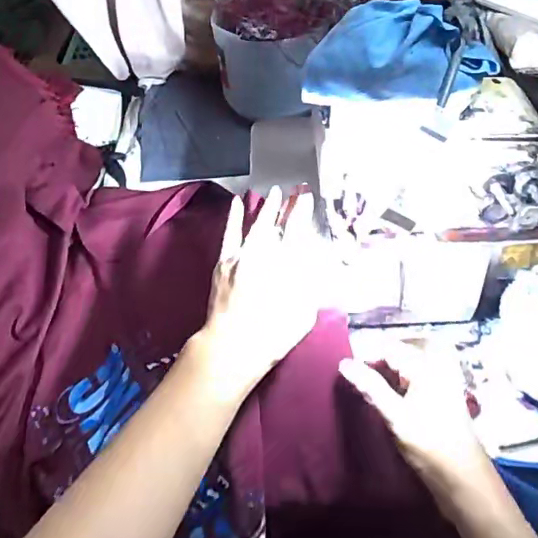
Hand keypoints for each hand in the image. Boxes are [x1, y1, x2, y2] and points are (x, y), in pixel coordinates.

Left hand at [192, 187, 324, 395]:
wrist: (232, 348)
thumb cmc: (274, 335)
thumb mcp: (305, 310)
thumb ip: (311, 283)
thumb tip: (314, 263)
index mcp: (288, 263)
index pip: (298, 228)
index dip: (303, 210)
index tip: (307, 196)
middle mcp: (266, 253)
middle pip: (279, 221)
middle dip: (289, 204)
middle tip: (297, 189)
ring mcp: (242, 255)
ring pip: (257, 224)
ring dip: (267, 207)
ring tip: (274, 192)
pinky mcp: (224, 262)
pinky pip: (231, 234)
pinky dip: (235, 218)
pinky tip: (238, 203)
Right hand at [339, 345, 490, 489]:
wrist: (462, 470)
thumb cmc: (428, 442)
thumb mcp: (395, 415)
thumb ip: (370, 386)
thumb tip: (344, 363)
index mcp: (427, 358)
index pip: (388, 346)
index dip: (366, 356)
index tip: (348, 369)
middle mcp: (439, 355)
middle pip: (402, 345)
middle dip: (383, 356)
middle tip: (363, 374)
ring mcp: (448, 366)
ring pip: (413, 351)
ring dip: (396, 361)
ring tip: (380, 379)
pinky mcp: (451, 378)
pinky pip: (425, 360)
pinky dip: (410, 367)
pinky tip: (401, 385)